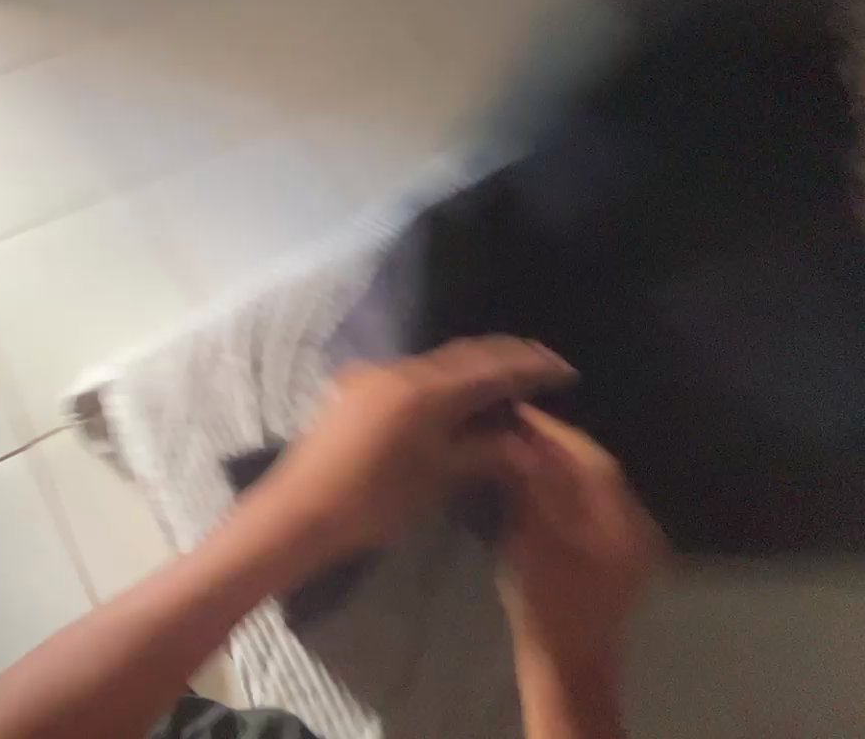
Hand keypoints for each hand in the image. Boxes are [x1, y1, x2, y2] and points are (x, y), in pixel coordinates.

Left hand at [240, 337, 576, 567]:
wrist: (302, 508)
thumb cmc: (373, 500)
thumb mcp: (437, 478)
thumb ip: (484, 452)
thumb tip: (527, 442)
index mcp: (421, 390)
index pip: (487, 367)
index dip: (528, 365)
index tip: (563, 368)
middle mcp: (397, 371)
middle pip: (462, 356)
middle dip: (504, 358)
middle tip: (542, 365)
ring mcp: (373, 375)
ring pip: (436, 363)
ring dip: (473, 367)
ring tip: (510, 381)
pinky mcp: (357, 386)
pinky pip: (413, 373)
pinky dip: (444, 378)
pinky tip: (460, 394)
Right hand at [496, 405, 664, 681]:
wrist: (566, 664)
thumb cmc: (548, 602)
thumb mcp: (533, 538)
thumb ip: (531, 485)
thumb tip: (515, 438)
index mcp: (625, 522)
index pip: (592, 458)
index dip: (554, 431)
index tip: (517, 409)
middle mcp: (636, 526)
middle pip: (596, 469)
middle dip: (555, 443)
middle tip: (513, 422)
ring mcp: (629, 543)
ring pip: (592, 485)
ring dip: (558, 462)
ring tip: (517, 443)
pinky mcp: (614, 554)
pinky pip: (589, 503)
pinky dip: (562, 485)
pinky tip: (532, 479)